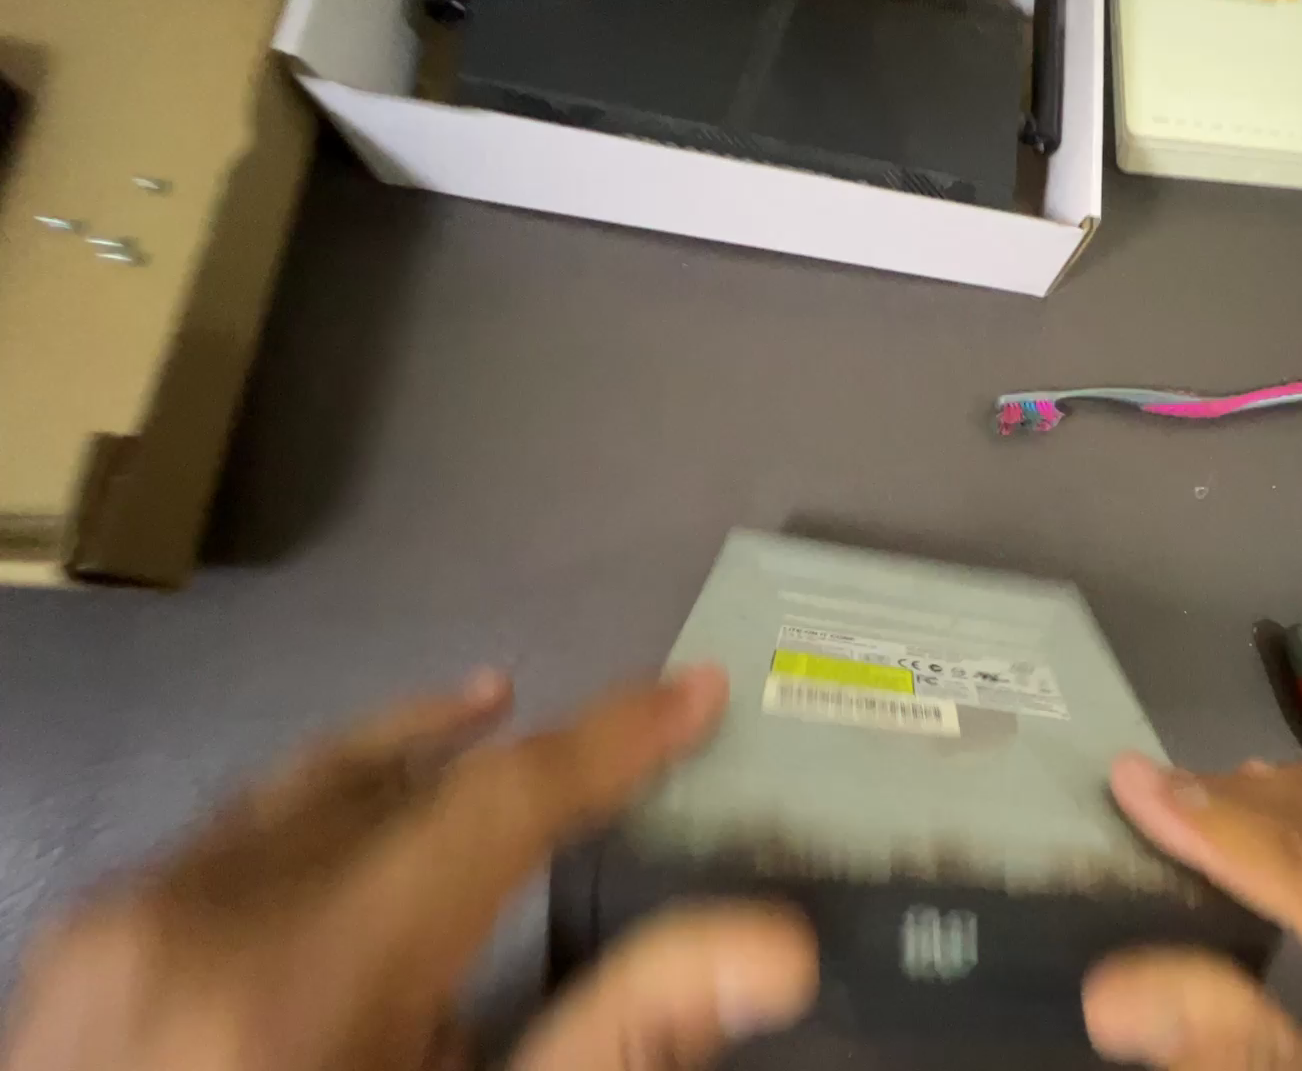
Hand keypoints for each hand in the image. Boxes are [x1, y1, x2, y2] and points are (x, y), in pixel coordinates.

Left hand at [0, 666, 817, 1070]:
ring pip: (344, 779)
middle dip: (558, 753)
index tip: (698, 690)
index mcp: (297, 982)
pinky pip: (260, 814)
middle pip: (433, 784)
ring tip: (505, 708)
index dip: (616, 738)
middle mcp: (197, 924)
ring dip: (449, 748)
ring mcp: (127, 923)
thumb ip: (628, 1034)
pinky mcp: (98, 939)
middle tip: (652, 726)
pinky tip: (398, 766)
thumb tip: (781, 950)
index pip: (502, 801)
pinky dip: (355, 773)